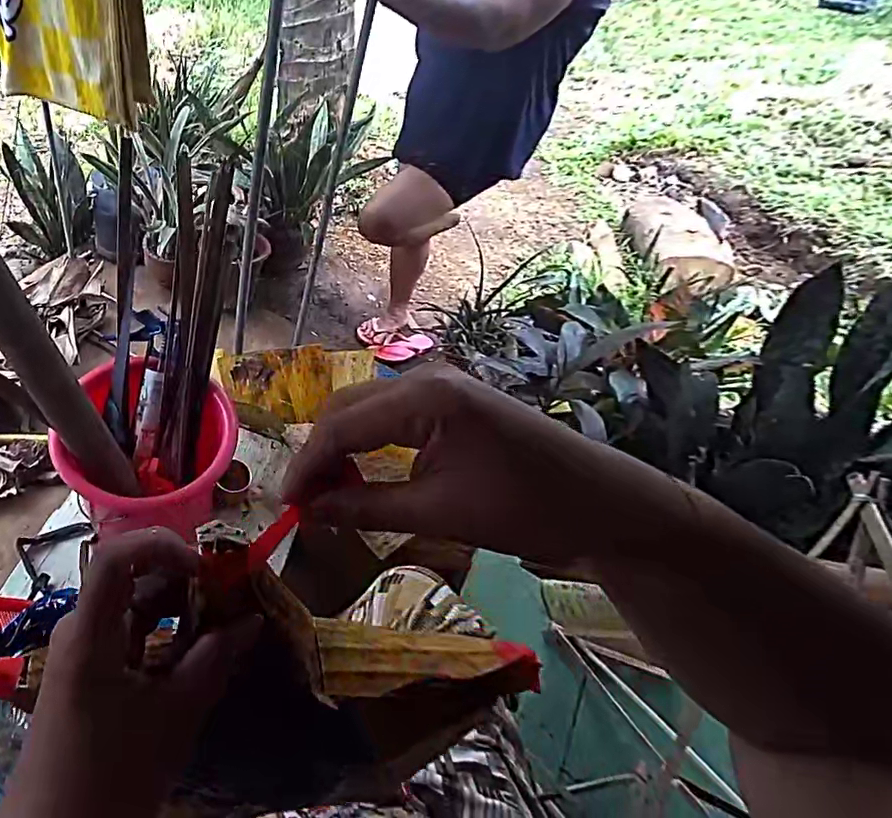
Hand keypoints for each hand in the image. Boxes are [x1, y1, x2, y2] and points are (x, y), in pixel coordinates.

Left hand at [0, 528, 260, 817]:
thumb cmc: (110, 776)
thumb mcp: (171, 718)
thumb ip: (211, 662)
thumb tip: (251, 622)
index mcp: (88, 629)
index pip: (115, 556)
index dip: (160, 547)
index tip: (203, 570)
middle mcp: (79, 626)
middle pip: (126, 575)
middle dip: (177, 576)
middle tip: (223, 593)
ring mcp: (80, 647)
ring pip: (128, 603)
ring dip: (171, 605)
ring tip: (215, 619)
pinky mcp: (86, 669)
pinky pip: (124, 631)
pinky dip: (158, 632)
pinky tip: (190, 648)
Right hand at [283, 366, 673, 567]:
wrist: (607, 504)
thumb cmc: (529, 509)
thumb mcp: (441, 513)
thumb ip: (367, 508)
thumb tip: (308, 512)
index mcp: (425, 396)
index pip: (342, 425)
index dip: (307, 464)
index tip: (284, 502)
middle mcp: (424, 377)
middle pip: (346, 408)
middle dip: (318, 453)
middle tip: (302, 500)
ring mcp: (436, 384)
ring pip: (362, 409)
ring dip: (338, 447)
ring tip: (325, 490)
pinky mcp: (445, 399)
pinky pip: (386, 415)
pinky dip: (364, 443)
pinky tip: (358, 471)